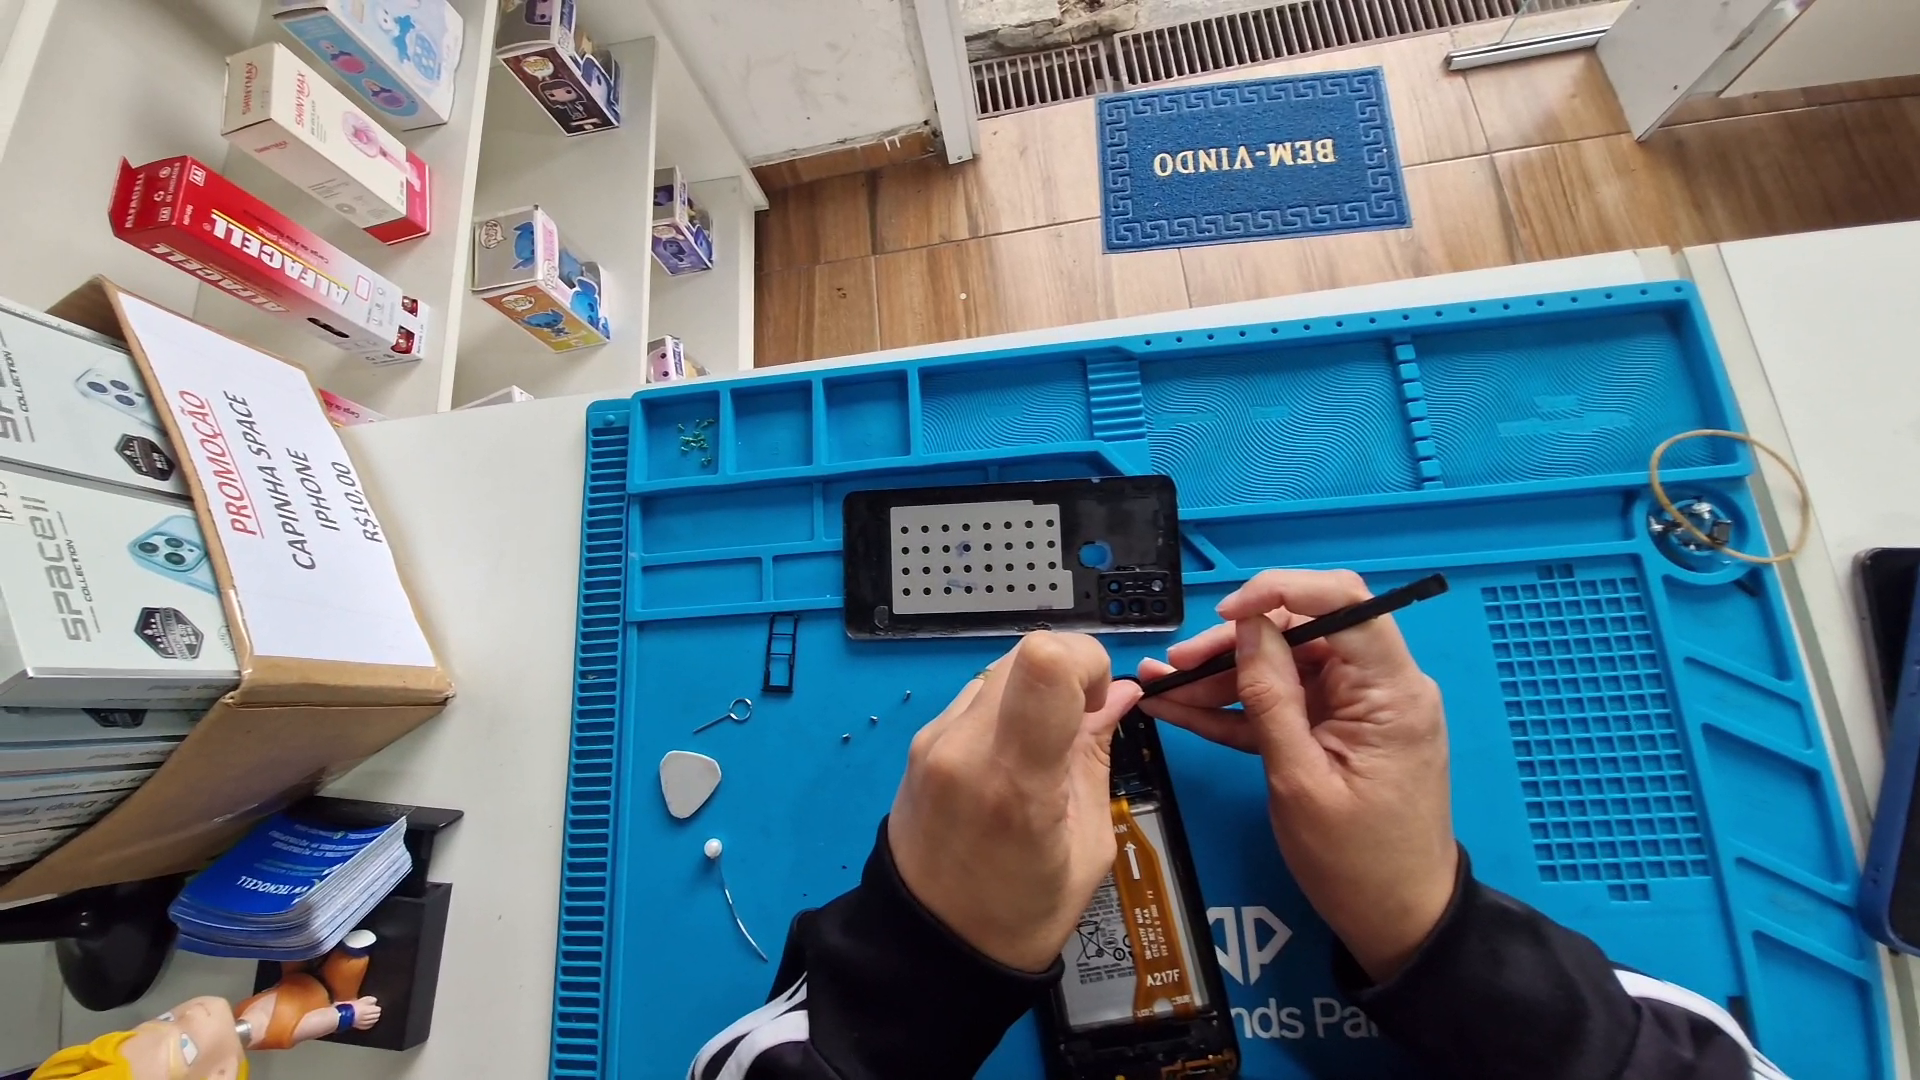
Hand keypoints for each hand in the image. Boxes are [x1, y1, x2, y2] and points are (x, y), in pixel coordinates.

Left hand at [889, 631, 1143, 972]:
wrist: (927, 942)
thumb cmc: (1020, 912)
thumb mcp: (1088, 846)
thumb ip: (1097, 754)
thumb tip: (1120, 693)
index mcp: (1014, 779)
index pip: (1044, 662)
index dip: (1086, 661)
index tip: (1098, 703)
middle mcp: (964, 744)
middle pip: (1025, 652)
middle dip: (1069, 672)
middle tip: (1079, 726)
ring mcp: (934, 736)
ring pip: (1000, 666)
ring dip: (1035, 689)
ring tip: (1043, 747)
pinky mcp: (921, 737)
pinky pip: (976, 693)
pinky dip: (1007, 706)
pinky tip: (1012, 754)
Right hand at [1137, 570, 1456, 981]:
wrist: (1395, 921)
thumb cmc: (1356, 861)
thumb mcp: (1299, 778)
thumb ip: (1270, 696)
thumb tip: (1247, 626)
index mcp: (1389, 691)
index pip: (1344, 602)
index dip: (1281, 590)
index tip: (1226, 613)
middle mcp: (1374, 686)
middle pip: (1297, 632)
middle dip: (1230, 643)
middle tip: (1173, 665)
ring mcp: (1349, 706)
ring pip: (1276, 665)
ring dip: (1217, 676)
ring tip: (1160, 685)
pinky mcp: (1327, 727)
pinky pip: (1274, 702)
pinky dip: (1228, 706)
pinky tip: (1177, 705)